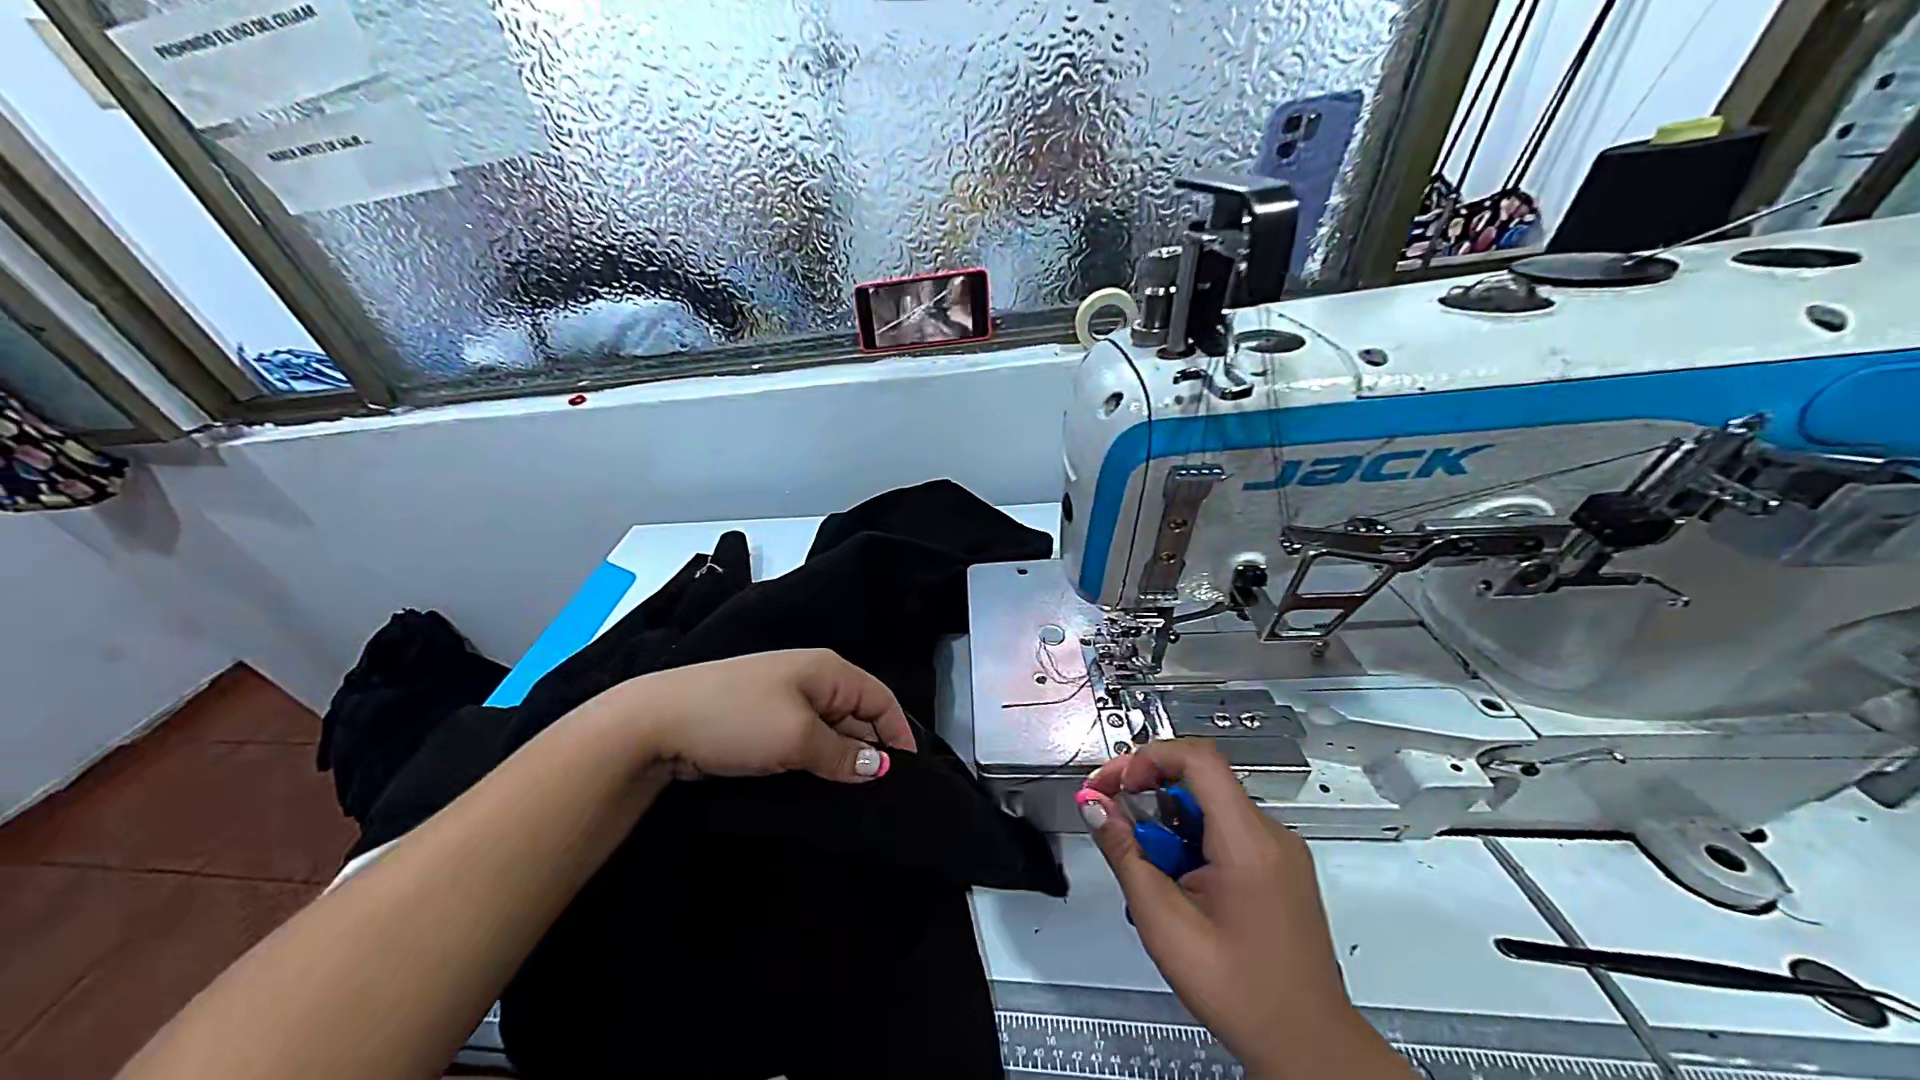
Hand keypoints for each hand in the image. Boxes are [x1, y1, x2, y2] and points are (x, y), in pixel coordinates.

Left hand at [589, 650, 916, 783]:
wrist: (655, 722)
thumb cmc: (737, 719)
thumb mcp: (797, 738)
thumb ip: (843, 753)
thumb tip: (878, 766)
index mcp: (827, 669)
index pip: (880, 697)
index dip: (898, 733)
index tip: (908, 775)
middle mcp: (810, 677)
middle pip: (857, 713)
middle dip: (870, 749)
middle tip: (879, 794)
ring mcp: (782, 698)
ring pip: (829, 729)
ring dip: (840, 758)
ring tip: (850, 796)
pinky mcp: (760, 719)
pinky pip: (802, 738)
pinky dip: (814, 759)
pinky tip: (816, 785)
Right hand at [1077, 741, 1406, 1079]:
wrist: (1307, 1047)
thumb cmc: (1241, 993)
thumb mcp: (1164, 921)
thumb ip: (1124, 853)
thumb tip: (1095, 805)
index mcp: (1248, 841)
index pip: (1197, 758)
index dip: (1148, 757)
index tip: (1115, 784)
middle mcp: (1271, 835)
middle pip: (1199, 781)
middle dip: (1149, 795)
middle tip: (1115, 823)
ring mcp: (1279, 851)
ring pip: (1208, 808)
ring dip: (1167, 826)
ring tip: (1150, 875)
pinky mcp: (1279, 868)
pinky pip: (1225, 832)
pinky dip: (1190, 844)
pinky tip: (1178, 888)